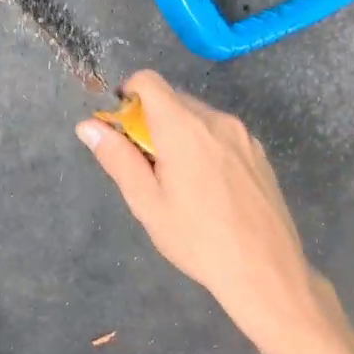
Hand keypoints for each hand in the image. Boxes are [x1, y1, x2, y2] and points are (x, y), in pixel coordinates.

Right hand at [75, 71, 352, 353]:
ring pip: (198, 118)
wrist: (265, 270)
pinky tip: (206, 189)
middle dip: (150, 121)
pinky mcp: (259, 154)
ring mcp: (244, 137)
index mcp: (184, 128)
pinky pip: (220, 136)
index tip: (120, 129)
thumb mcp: (146, 202)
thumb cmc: (196, 238)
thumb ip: (117, 157)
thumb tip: (88, 126)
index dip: (127, 95)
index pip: (148, 82)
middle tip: (144, 166)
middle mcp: (217, 121)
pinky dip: (203, 147)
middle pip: (173, 99)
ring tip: (177, 182)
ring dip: (177, 135)